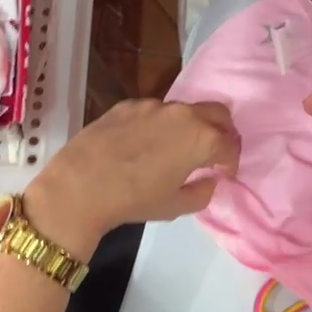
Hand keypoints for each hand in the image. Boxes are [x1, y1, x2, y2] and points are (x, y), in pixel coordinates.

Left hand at [25, 99, 240, 253]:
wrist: (80, 185)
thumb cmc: (134, 200)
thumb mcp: (175, 206)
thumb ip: (203, 192)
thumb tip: (209, 180)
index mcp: (201, 138)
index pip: (230, 146)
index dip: (231, 163)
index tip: (224, 175)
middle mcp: (182, 113)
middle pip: (217, 113)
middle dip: (221, 133)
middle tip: (213, 153)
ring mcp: (153, 105)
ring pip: (184, 110)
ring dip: (190, 127)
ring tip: (176, 149)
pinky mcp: (127, 105)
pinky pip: (154, 111)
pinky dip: (160, 125)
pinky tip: (143, 145)